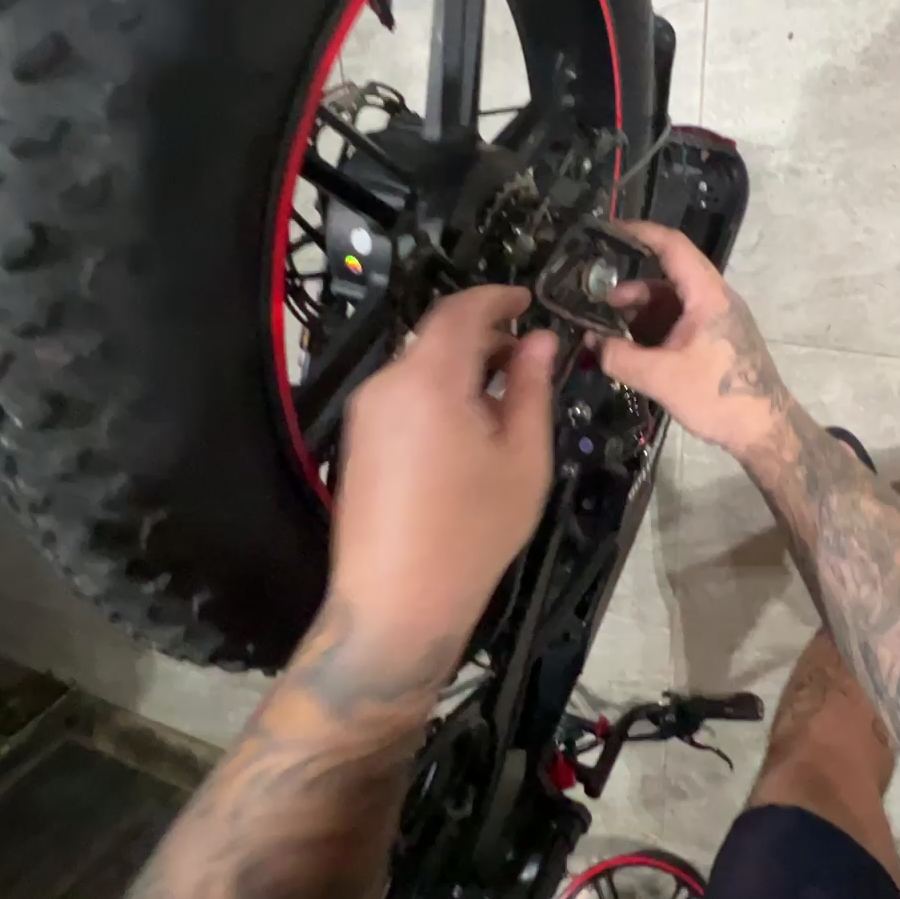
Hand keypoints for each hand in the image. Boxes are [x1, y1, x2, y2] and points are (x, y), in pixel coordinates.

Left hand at [331, 285, 557, 648]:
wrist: (398, 601)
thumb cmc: (474, 530)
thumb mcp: (523, 458)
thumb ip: (532, 388)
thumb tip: (541, 341)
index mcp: (431, 381)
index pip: (461, 310)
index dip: (498, 297)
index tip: (529, 301)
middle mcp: (388, 384)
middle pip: (438, 336)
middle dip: (485, 336)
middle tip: (527, 361)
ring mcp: (366, 412)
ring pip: (420, 365)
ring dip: (462, 365)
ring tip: (502, 399)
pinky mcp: (358, 438)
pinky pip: (403, 393)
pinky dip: (438, 390)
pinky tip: (466, 426)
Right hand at [598, 222, 793, 460]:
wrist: (764, 429)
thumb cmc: (718, 396)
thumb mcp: (661, 378)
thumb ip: (620, 357)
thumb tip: (590, 343)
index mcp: (707, 295)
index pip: (673, 246)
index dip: (640, 233)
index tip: (608, 230)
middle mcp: (714, 299)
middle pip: (667, 276)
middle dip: (629, 287)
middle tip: (595, 302)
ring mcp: (716, 319)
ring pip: (671, 302)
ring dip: (639, 312)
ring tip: (608, 330)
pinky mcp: (715, 339)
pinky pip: (679, 322)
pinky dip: (653, 329)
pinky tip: (632, 348)